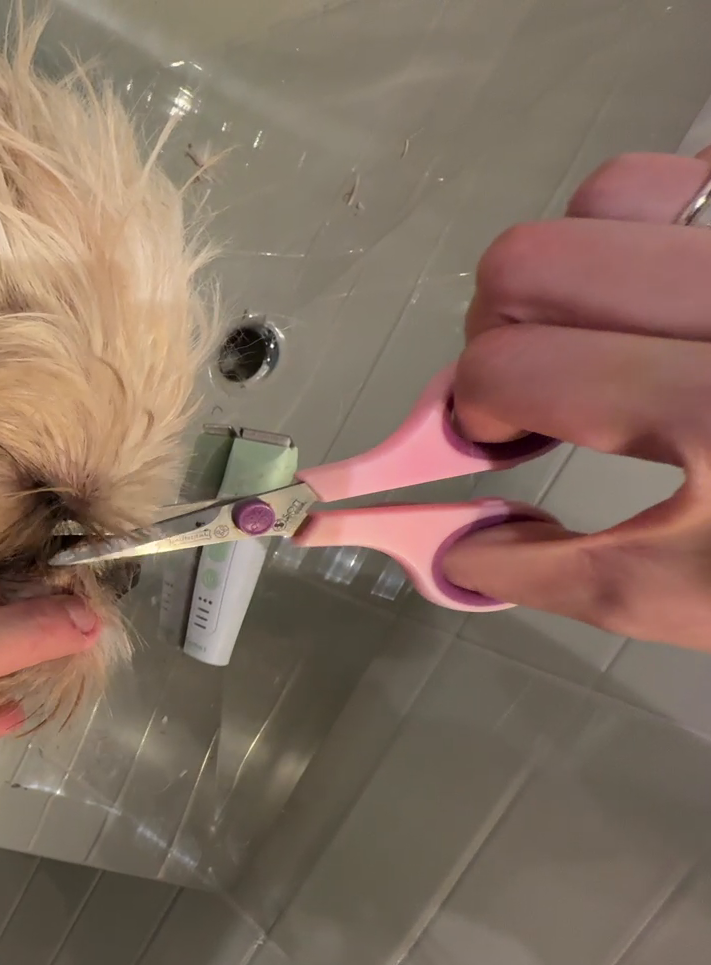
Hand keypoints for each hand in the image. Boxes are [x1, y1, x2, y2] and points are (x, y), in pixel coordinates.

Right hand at [443, 149, 710, 651]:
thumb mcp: (708, 596)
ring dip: (587, 261)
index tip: (514, 443)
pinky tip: (697, 288)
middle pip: (529, 262)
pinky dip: (675, 222)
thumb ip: (551, 573)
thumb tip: (455, 545)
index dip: (478, 414)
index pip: (502, 369)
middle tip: (552, 377)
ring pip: (618, 191)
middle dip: (505, 327)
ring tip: (625, 321)